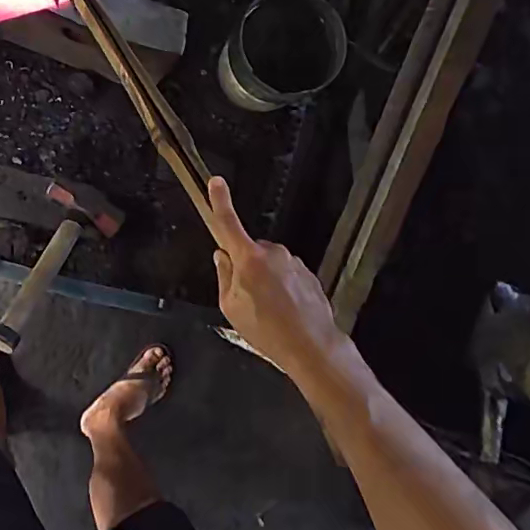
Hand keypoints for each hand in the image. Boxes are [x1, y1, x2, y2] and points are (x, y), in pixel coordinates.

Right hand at [207, 177, 347, 372]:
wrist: (313, 348)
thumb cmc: (267, 330)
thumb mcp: (230, 307)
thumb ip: (224, 276)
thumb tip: (222, 257)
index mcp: (248, 258)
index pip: (228, 223)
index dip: (220, 201)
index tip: (216, 181)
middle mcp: (273, 253)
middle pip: (249, 251)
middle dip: (245, 268)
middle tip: (247, 298)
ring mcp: (294, 263)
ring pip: (269, 264)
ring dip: (265, 281)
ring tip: (269, 311)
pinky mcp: (309, 274)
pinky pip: (287, 275)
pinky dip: (283, 290)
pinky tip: (285, 312)